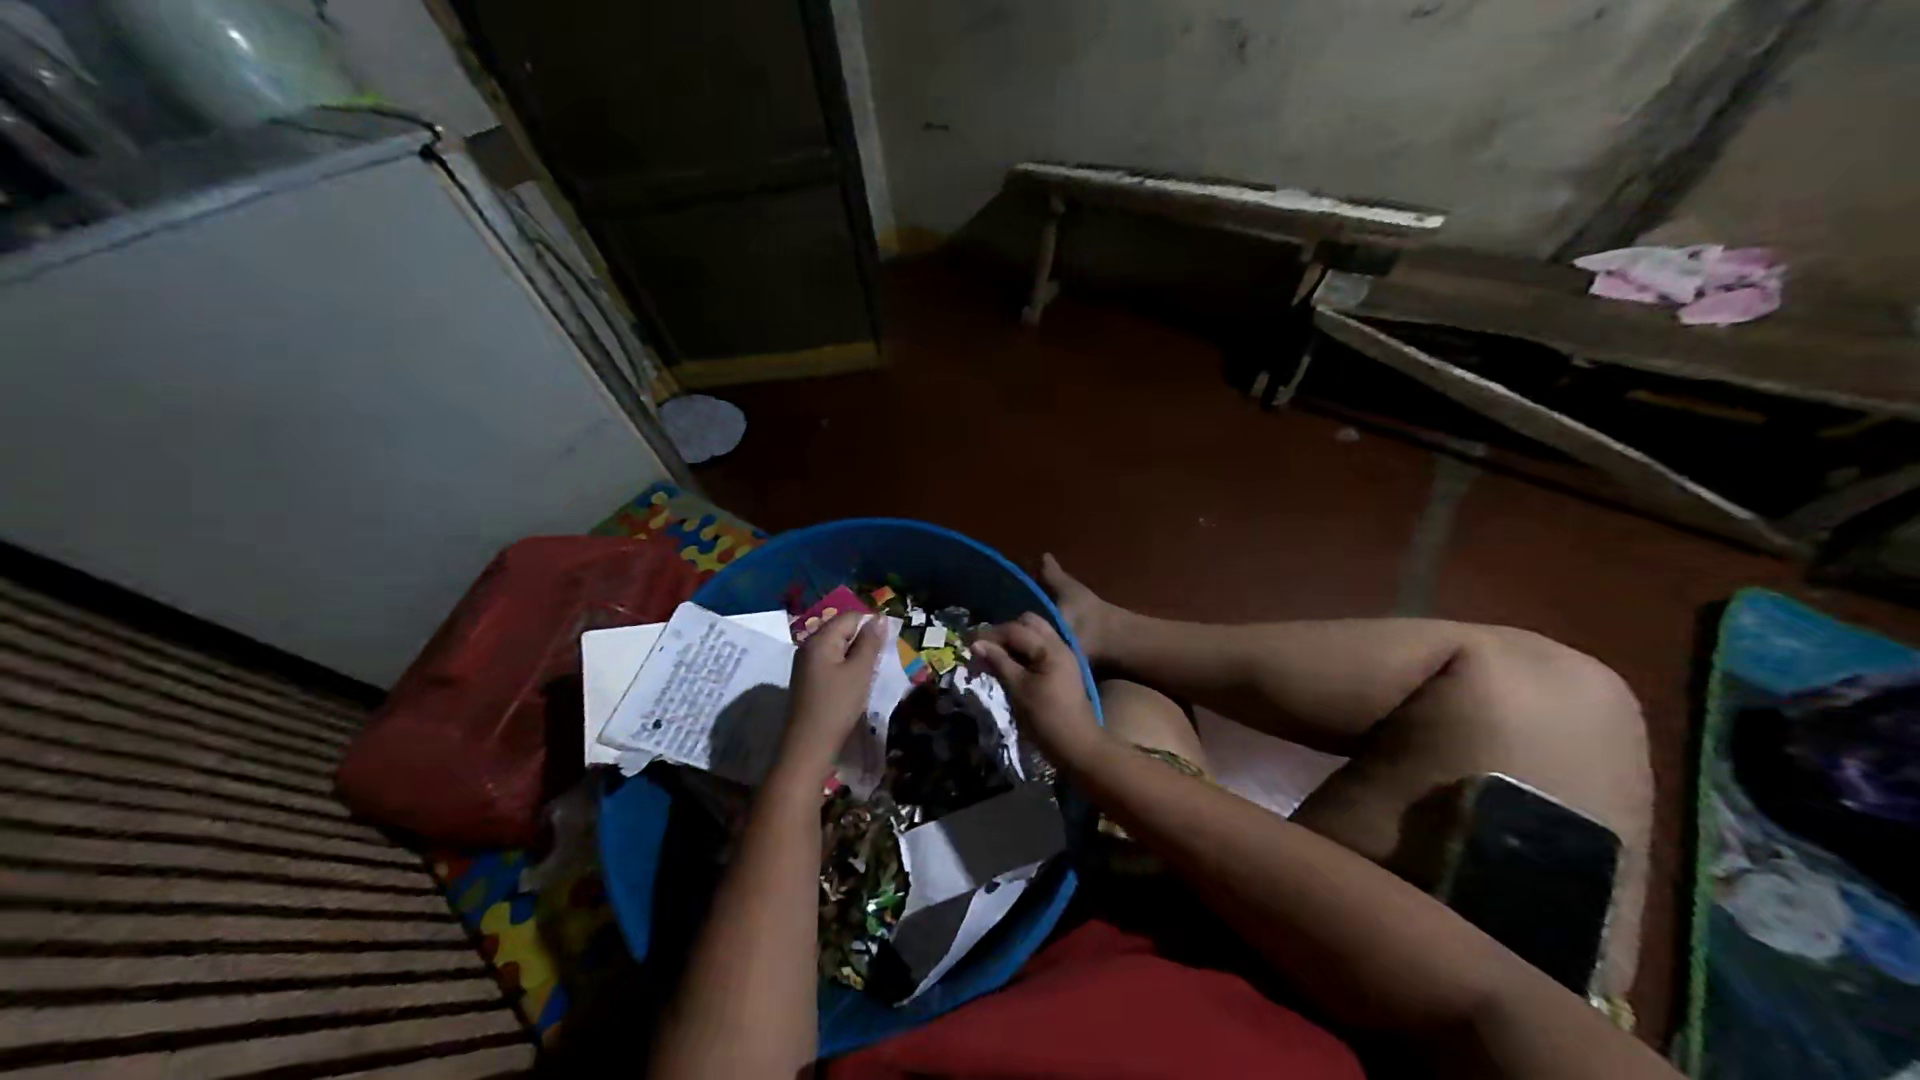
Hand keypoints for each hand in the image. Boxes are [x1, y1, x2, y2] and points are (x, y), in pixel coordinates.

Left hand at [780, 611, 888, 771]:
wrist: (809, 747)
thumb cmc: (837, 706)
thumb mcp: (859, 672)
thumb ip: (870, 643)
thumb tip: (879, 618)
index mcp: (819, 640)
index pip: (850, 616)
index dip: (871, 624)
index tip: (888, 643)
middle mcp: (808, 646)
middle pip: (841, 630)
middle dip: (864, 640)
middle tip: (880, 660)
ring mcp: (806, 664)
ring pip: (837, 648)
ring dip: (856, 656)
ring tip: (870, 673)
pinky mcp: (808, 681)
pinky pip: (831, 663)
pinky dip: (846, 668)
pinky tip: (855, 684)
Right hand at [972, 613, 1107, 765]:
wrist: (1077, 746)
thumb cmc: (1046, 718)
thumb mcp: (1019, 689)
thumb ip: (999, 662)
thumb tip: (976, 644)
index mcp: (1050, 649)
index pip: (1015, 630)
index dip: (990, 634)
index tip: (968, 643)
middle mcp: (1059, 645)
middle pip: (1027, 624)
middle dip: (1004, 633)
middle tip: (985, 649)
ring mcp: (1062, 656)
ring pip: (1034, 634)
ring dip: (1013, 641)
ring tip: (994, 658)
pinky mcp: (1061, 667)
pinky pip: (1039, 648)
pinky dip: (1023, 651)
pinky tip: (1009, 665)